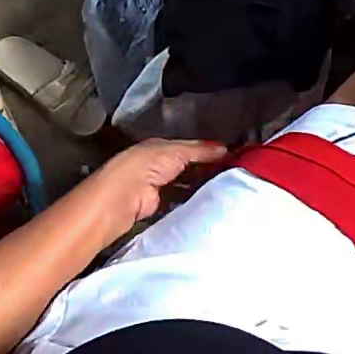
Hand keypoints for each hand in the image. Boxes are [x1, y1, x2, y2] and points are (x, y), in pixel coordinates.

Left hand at [86, 139, 229, 225]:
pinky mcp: (160, 206)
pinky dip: (193, 202)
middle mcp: (159, 165)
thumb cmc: (141, 166)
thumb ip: (199, 149)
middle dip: (207, 169)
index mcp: (160, 147)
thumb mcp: (175, 151)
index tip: (229, 155)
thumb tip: (221, 147)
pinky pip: (182, 202)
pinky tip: (208, 202)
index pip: (189, 147)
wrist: (123, 197)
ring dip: (202, 186)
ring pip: (187, 184)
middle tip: (232, 172)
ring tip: (225, 187)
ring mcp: (159, 186)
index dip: (208, 150)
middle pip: (189, 166)